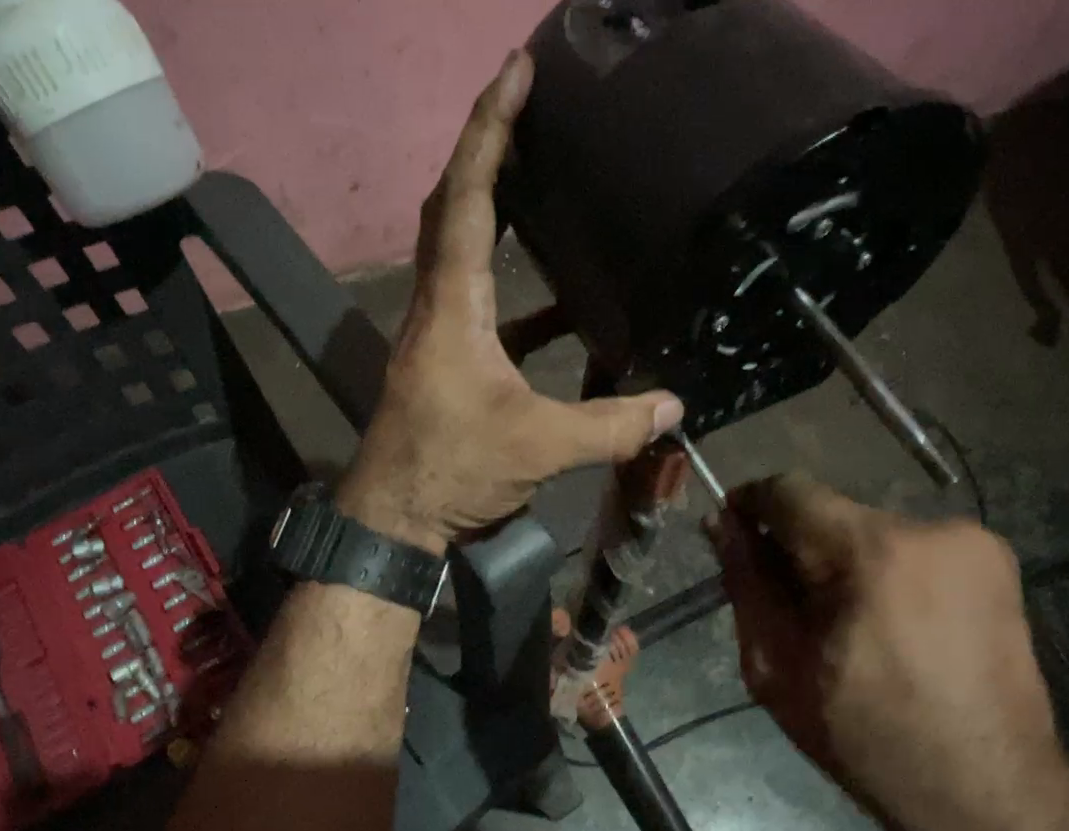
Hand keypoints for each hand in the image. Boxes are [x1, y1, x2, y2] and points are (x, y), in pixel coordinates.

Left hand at [334, 51, 683, 552]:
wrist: (394, 521)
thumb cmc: (452, 470)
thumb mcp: (539, 447)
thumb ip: (609, 425)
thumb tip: (674, 406)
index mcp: (453, 305)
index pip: (466, 197)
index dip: (490, 130)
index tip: (516, 71)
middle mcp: (437, 305)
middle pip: (451, 207)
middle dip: (485, 149)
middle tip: (527, 106)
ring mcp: (438, 334)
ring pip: (460, 251)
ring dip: (495, 210)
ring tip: (546, 180)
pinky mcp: (448, 364)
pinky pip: (482, 304)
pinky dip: (518, 290)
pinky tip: (563, 303)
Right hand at [710, 473, 1068, 830]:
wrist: (984, 788)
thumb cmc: (864, 736)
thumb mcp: (776, 666)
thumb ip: (747, 585)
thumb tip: (721, 525)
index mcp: (870, 551)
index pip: (789, 490)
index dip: (750, 506)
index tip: (733, 535)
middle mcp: (930, 528)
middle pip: (833, 513)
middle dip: (800, 548)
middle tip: (788, 606)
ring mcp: (975, 544)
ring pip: (875, 533)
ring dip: (846, 564)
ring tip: (845, 626)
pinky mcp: (1001, 566)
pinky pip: (917, 552)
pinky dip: (889, 576)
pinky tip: (891, 629)